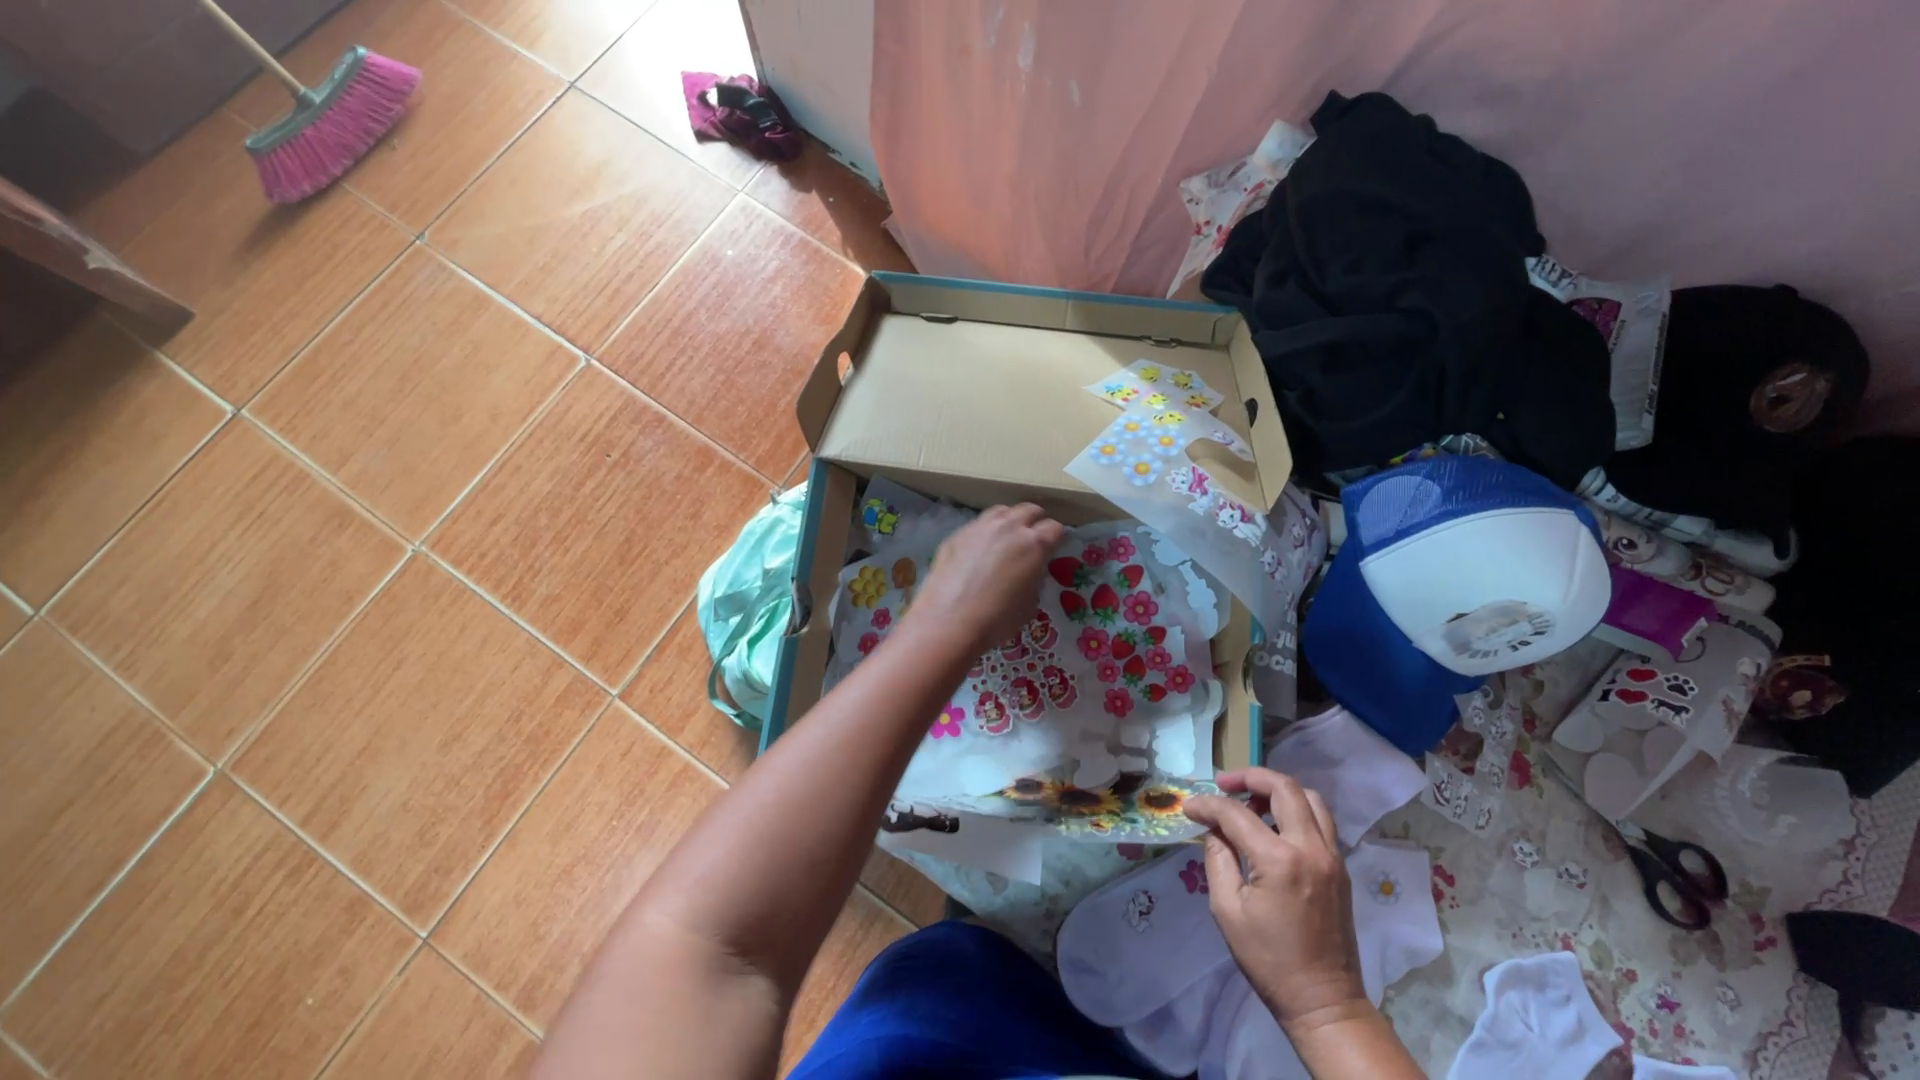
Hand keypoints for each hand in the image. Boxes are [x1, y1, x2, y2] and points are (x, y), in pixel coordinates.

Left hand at [900, 504, 1064, 658]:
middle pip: (1030, 510)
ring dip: (1009, 520)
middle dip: (1035, 522)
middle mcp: (1009, 527)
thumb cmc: (997, 620)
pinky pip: (978, 524)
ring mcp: (980, 527)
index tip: (1053, 548)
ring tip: (1006, 538)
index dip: (1056, 538)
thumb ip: (1035, 577)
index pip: (1055, 528)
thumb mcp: (1030, 603)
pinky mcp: (957, 534)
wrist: (948, 622)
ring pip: (1002, 511)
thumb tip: (1030, 569)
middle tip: (1032, 539)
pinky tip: (979, 551)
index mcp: (1034, 544)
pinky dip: (985, 532)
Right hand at [1184, 768, 1368, 1035]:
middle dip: (1250, 777)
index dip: (1208, 805)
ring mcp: (1332, 856)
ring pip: (1310, 798)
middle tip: (1223, 783)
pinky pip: (1321, 821)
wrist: (1323, 999)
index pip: (1237, 814)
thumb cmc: (1268, 959)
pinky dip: (1296, 810)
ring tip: (1251, 800)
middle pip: (1285, 788)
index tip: (1188, 806)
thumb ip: (1218, 859)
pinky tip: (1273, 824)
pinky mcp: (1340, 867)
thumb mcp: (1227, 910)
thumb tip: (1214, 829)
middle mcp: (1312, 848)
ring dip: (1278, 790)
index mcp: (1280, 860)